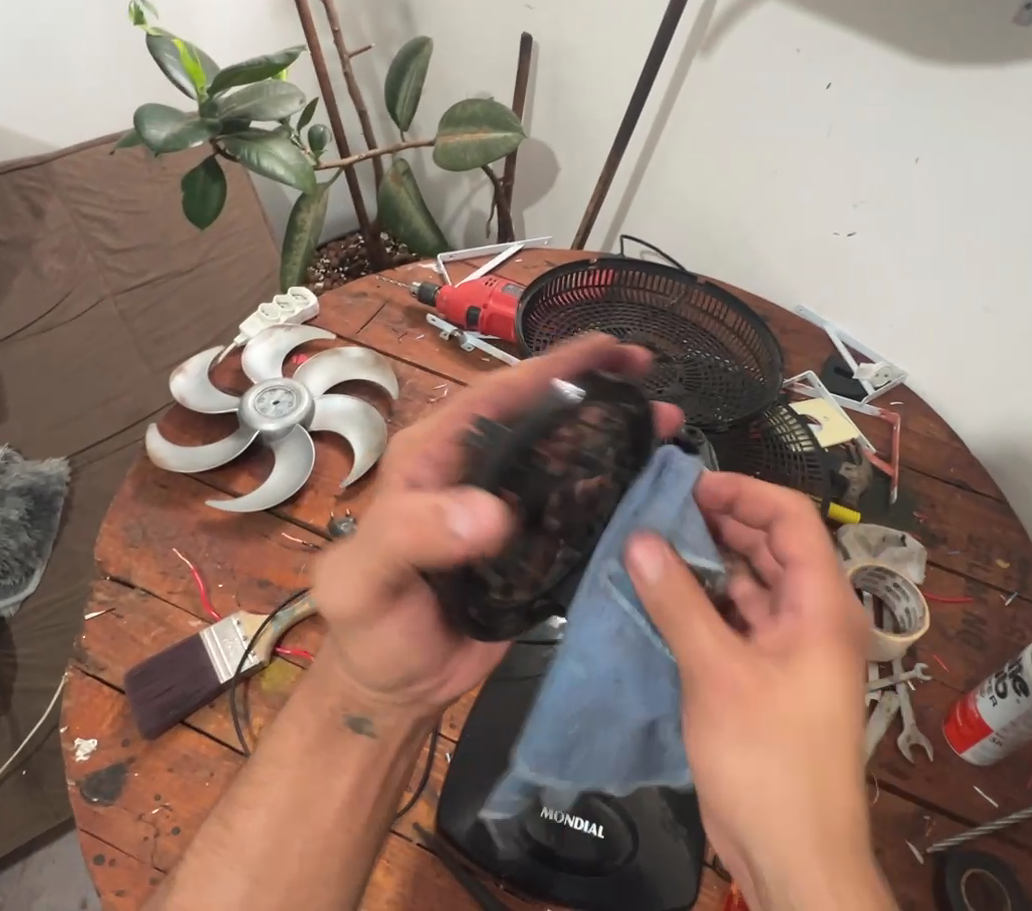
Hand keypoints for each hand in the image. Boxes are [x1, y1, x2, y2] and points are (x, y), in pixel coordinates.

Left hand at [311, 333, 683, 716]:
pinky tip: (649, 483)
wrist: (393, 684)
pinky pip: (578, 507)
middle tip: (647, 376)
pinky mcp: (532, 544)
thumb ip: (413, 537)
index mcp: (434, 457)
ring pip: (566, 457)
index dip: (550, 368)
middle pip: (540, 416)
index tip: (605, 347)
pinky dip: (614, 492)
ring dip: (613, 437)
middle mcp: (475, 470)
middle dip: (594, 390)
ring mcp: (508, 506)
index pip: (495, 397)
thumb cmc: (367, 625)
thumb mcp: (369, 578)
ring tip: (663, 423)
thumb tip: (492, 513)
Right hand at [626, 472, 888, 910]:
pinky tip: (660, 590)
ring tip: (651, 540)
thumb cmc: (768, 759)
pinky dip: (702, 600)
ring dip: (706, 561)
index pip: (791, 518)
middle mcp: (811, 615)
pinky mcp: (764, 672)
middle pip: (769, 545)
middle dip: (719, 522)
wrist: (792, 854)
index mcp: (822, 604)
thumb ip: (678, 602)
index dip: (743, 492)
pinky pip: (734, 618)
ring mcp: (788, 645)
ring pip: (749, 582)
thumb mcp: (717, 673)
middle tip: (658, 508)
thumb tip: (639, 540)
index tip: (687, 485)